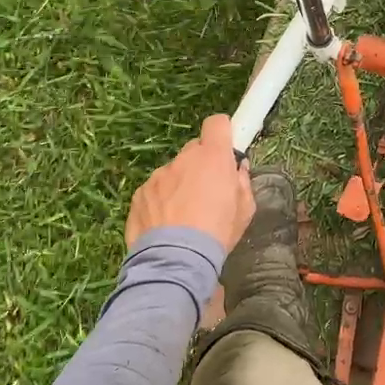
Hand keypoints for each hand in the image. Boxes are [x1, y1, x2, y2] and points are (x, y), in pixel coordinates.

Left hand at [124, 114, 255, 251]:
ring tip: (183, 216)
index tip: (225, 150)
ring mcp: (158, 176)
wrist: (175, 261)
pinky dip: (160, 202)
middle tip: (207, 192)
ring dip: (179, 184)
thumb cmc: (217, 233)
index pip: (217, 123)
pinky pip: (155, 190)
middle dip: (202, 165)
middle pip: (194, 149)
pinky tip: (166, 226)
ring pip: (173, 171)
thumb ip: (242, 183)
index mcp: (213, 157)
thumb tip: (237, 170)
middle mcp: (183, 159)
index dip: (222, 132)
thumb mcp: (245, 210)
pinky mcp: (139, 194)